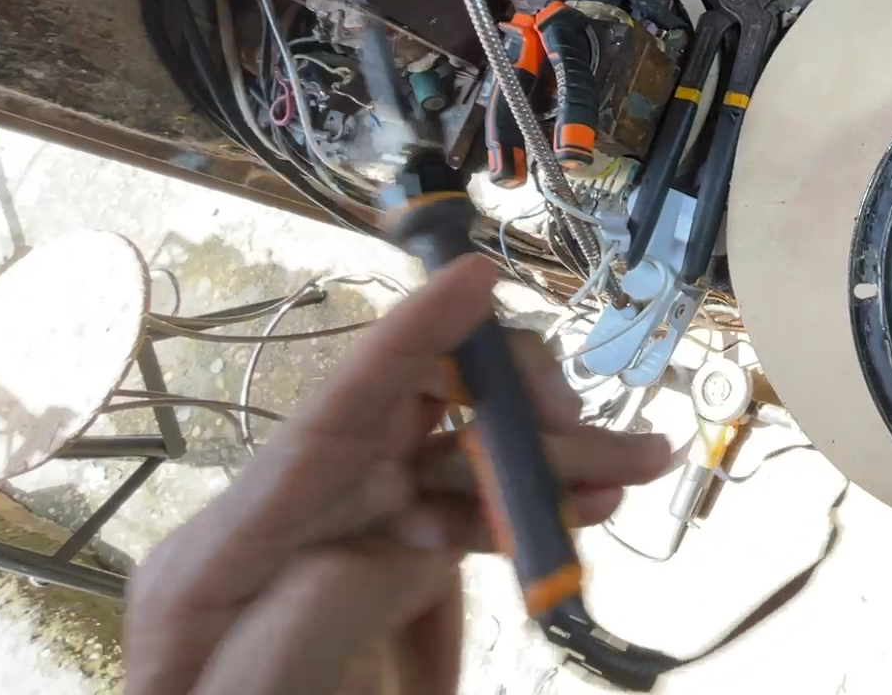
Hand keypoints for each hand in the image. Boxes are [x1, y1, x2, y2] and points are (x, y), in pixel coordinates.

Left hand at [125, 256, 671, 694]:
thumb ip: (312, 617)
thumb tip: (411, 530)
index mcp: (248, 537)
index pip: (335, 413)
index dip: (414, 335)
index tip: (480, 275)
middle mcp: (318, 507)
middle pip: (433, 413)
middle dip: (520, 402)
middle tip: (586, 426)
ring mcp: (374, 524)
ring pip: (482, 453)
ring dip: (562, 454)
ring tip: (643, 461)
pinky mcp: (416, 548)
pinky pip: (494, 501)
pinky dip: (551, 498)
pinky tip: (599, 501)